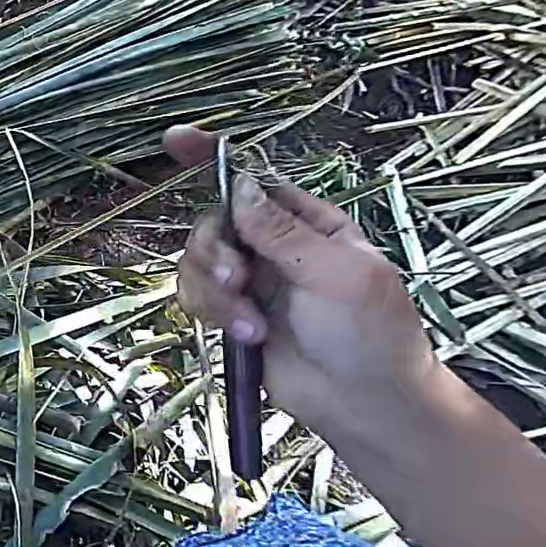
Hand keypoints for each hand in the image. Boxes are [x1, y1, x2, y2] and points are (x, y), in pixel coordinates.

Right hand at [164, 125, 448, 434]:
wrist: (363, 405)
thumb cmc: (371, 333)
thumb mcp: (337, 274)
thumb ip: (283, 232)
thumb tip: (241, 187)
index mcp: (305, 224)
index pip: (253, 181)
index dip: (211, 158)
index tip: (174, 141)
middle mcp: (270, 247)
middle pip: (211, 224)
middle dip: (214, 252)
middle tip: (236, 279)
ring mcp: (247, 282)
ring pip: (195, 263)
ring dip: (214, 293)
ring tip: (250, 325)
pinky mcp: (229, 314)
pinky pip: (193, 297)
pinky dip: (210, 314)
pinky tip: (246, 336)